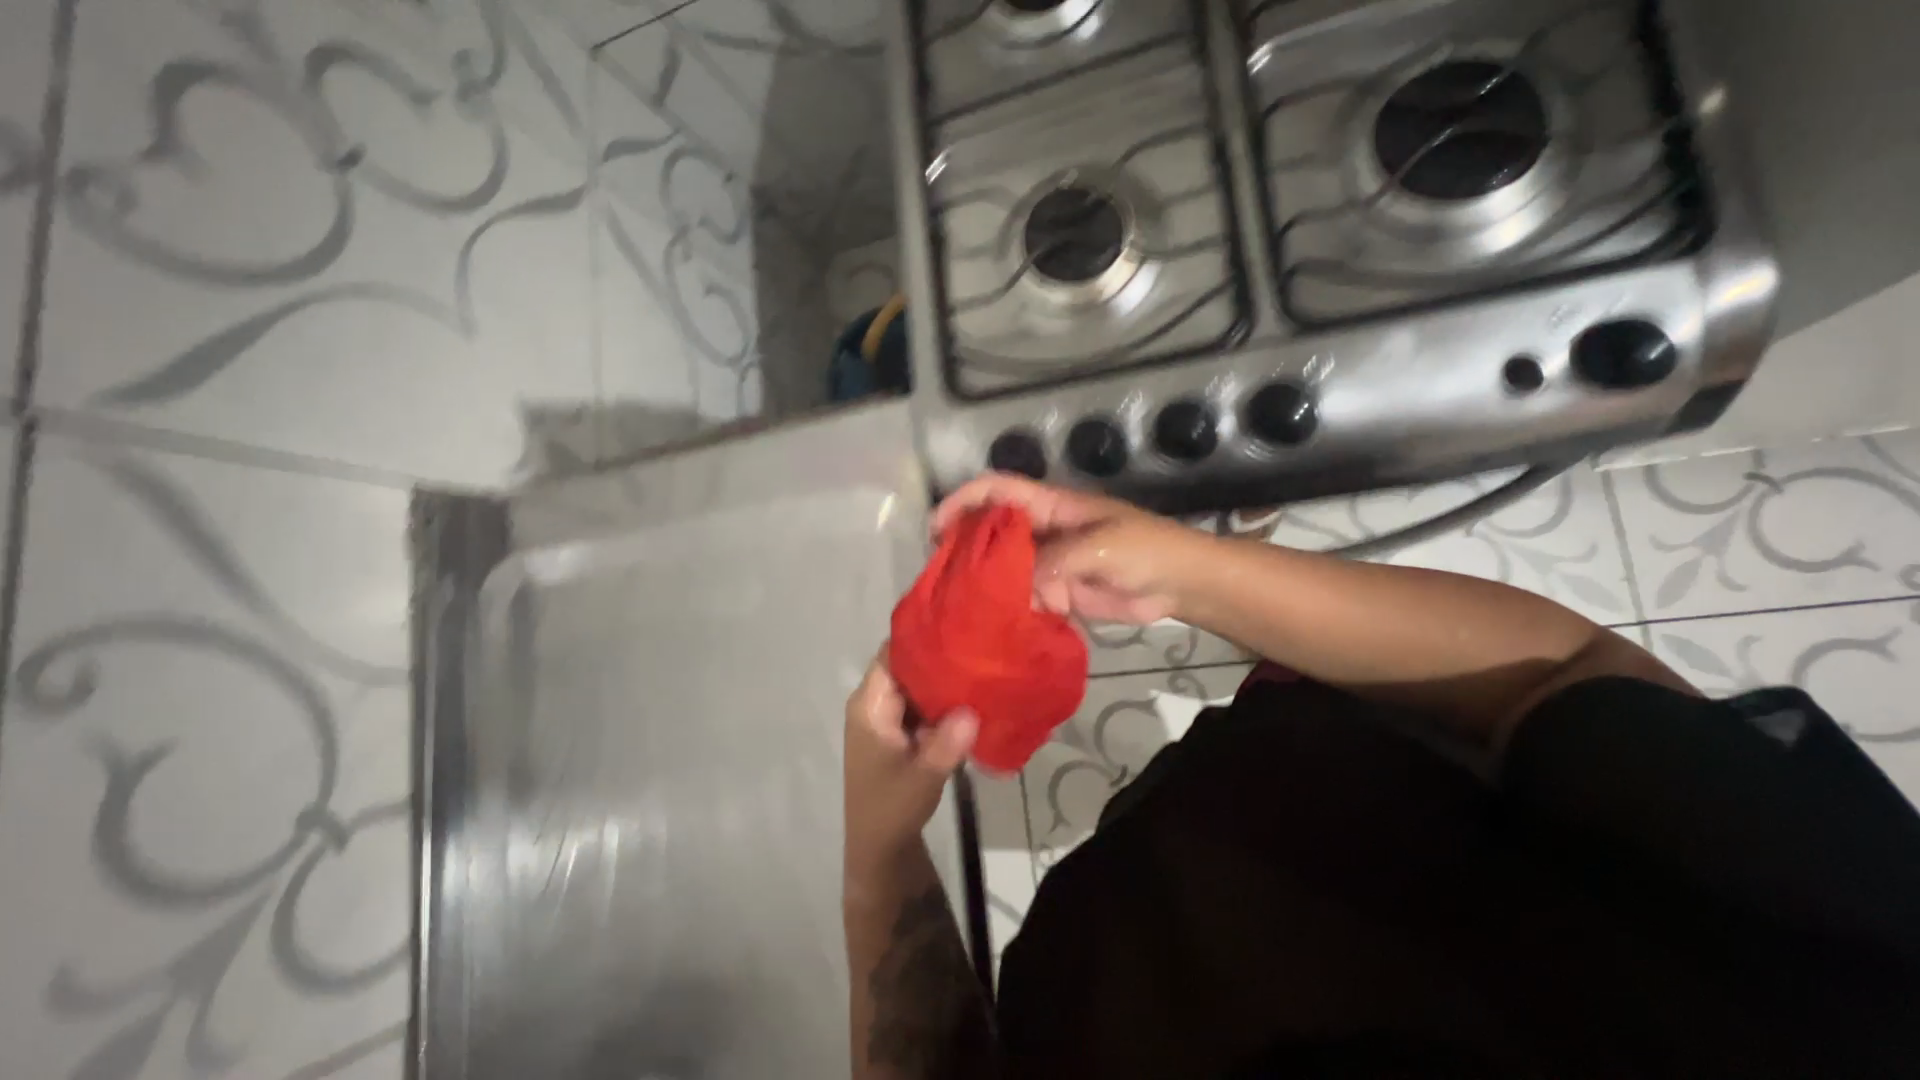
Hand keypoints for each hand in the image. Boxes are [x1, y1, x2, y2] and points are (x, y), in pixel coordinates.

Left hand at [844, 650, 977, 880]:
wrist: (879, 847)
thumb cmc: (891, 810)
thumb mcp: (922, 779)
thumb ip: (946, 745)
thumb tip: (973, 711)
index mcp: (869, 705)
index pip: (893, 654)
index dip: (922, 637)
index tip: (959, 625)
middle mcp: (874, 703)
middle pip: (907, 665)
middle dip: (940, 656)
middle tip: (982, 645)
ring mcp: (887, 717)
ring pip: (917, 685)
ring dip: (945, 679)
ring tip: (984, 663)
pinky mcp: (900, 732)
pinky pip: (922, 705)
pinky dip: (944, 700)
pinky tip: (975, 695)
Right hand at [932, 472, 1213, 624]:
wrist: (1181, 583)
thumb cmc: (1145, 548)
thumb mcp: (1100, 547)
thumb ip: (1055, 562)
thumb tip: (1016, 587)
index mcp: (1049, 506)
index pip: (997, 491)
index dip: (964, 500)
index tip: (936, 526)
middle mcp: (1041, 531)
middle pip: (990, 531)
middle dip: (963, 547)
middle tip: (938, 576)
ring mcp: (1048, 563)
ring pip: (1003, 568)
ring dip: (981, 583)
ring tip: (956, 607)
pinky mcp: (1057, 593)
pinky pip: (1023, 598)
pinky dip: (1006, 609)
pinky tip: (988, 626)